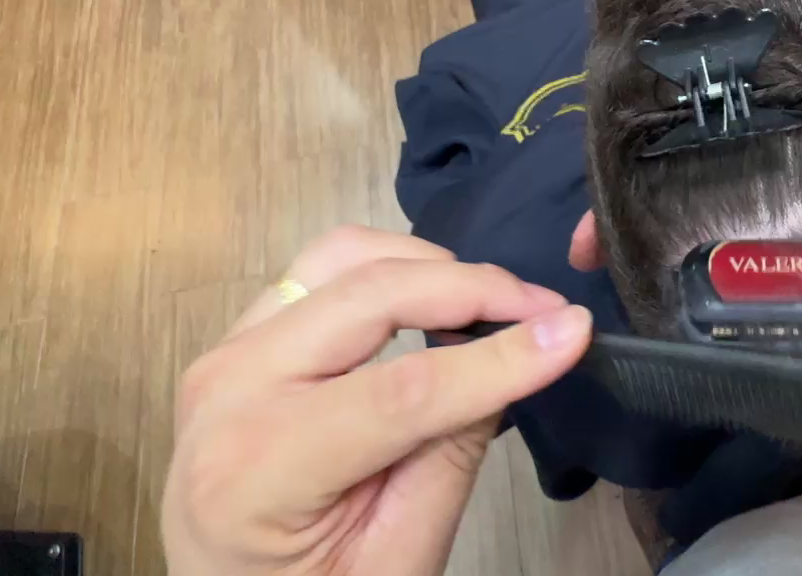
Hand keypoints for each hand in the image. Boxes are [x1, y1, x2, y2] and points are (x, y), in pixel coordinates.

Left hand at [163, 226, 591, 575]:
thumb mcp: (397, 558)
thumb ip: (454, 448)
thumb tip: (521, 348)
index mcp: (257, 469)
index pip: (401, 390)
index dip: (497, 356)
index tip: (573, 328)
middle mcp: (230, 387)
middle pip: (372, 296)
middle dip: (472, 288)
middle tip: (543, 307)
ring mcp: (229, 348)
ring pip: (345, 255)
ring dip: (429, 265)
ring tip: (487, 302)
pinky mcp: (243, 331)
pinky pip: (323, 266)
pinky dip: (389, 265)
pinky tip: (428, 297)